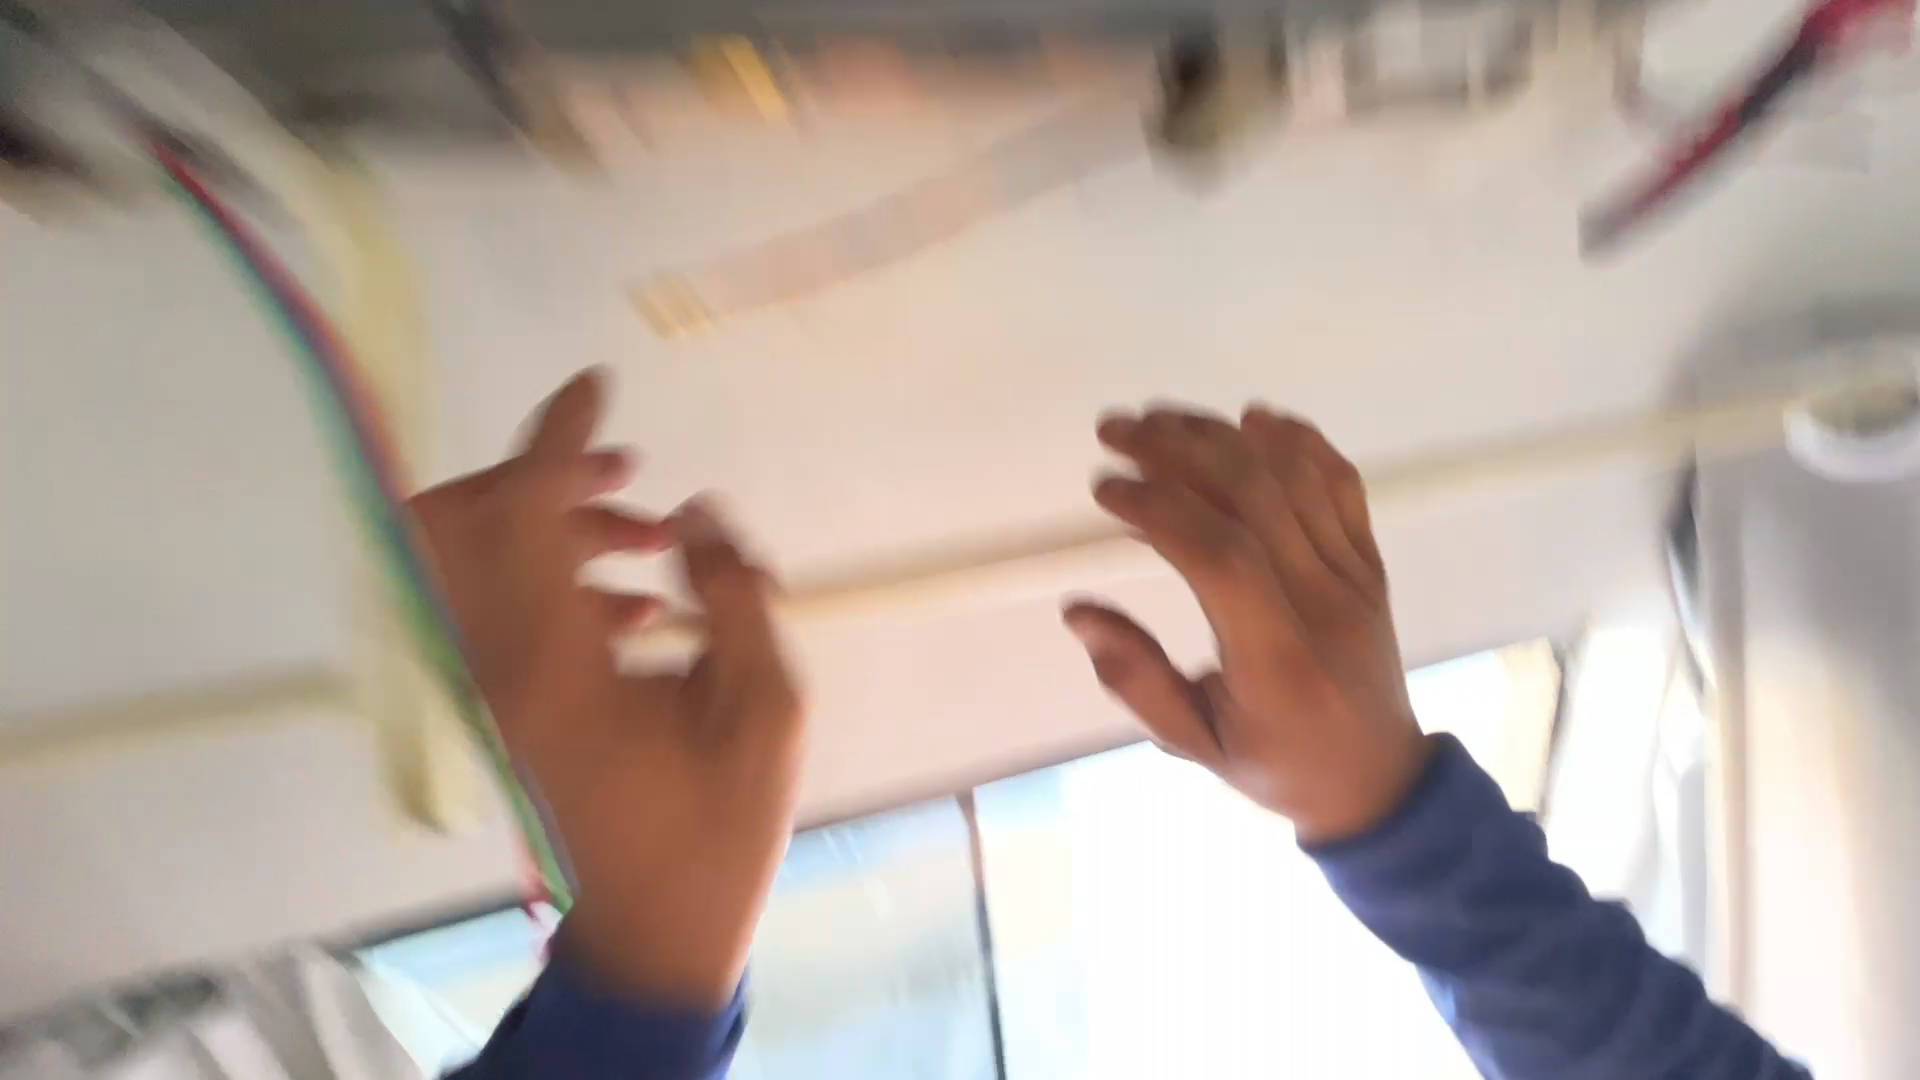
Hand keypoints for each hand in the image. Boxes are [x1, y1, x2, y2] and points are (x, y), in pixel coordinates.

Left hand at [409, 369, 803, 1008]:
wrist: (660, 921)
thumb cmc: (723, 821)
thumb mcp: (767, 702)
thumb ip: (735, 593)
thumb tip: (696, 513)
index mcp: (557, 669)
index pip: (522, 515)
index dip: (557, 438)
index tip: (597, 386)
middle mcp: (499, 671)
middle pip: (455, 526)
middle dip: (539, 478)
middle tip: (630, 480)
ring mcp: (494, 690)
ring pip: (476, 562)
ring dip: (559, 527)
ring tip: (659, 544)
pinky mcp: (509, 704)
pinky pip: (504, 606)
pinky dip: (564, 577)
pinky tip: (648, 606)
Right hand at [1062, 405, 1431, 844]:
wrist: (1378, 780)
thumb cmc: (1274, 765)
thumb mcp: (1191, 743)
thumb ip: (1136, 679)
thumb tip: (1078, 612)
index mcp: (1275, 659)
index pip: (1220, 556)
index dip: (1159, 506)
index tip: (1106, 487)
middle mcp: (1322, 604)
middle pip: (1254, 497)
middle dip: (1178, 450)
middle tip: (1118, 432)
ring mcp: (1354, 576)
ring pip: (1292, 479)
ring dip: (1221, 436)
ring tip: (1161, 419)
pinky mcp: (1369, 561)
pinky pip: (1341, 485)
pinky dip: (1300, 442)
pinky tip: (1254, 419)